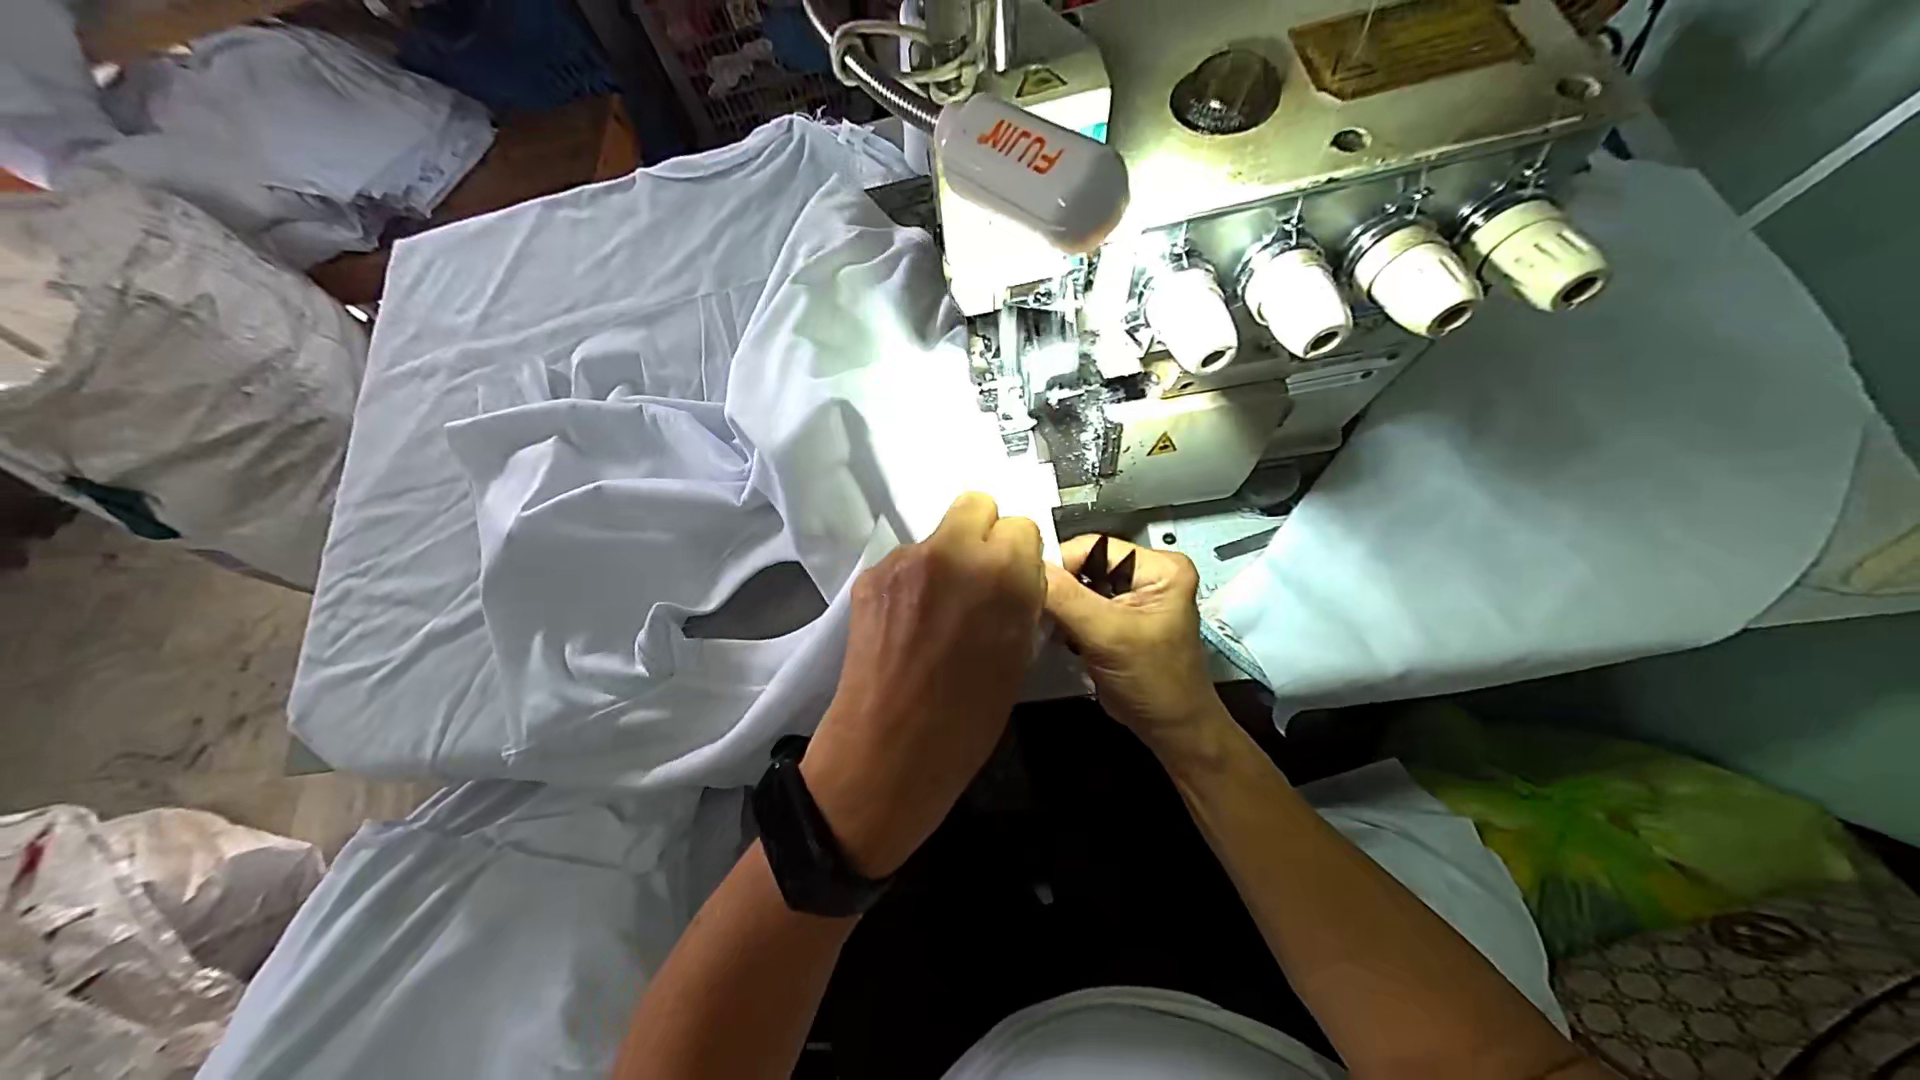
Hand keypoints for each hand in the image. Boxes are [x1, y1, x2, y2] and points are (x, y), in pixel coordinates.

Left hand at [801, 493, 1044, 878]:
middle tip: (977, 580)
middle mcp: (950, 551)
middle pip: (974, 505)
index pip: (1021, 525)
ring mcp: (903, 561)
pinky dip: (913, 584)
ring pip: (936, 537)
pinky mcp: (869, 577)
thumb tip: (1013, 576)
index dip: (1018, 555)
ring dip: (944, 563)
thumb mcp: (1019, 656)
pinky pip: (905, 563)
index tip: (1011, 581)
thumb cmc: (968, 720)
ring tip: (936, 616)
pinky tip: (907, 626)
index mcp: (1001, 571)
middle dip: (983, 535)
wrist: (888, 752)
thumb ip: (1020, 600)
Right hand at [1043, 535, 1233, 763]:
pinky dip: (1063, 618)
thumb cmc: (1155, 683)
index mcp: (1160, 567)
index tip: (1029, 584)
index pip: (1094, 547)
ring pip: (1078, 586)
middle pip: (1084, 564)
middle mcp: (1147, 573)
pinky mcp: (1115, 619)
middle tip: (1030, 603)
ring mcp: (1130, 597)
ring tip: (1040, 619)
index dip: (1060, 563)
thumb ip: (1066, 599)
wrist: (1171, 730)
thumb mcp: (1108, 635)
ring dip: (1058, 603)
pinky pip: (1079, 606)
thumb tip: (1026, 567)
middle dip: (1058, 586)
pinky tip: (1052, 631)